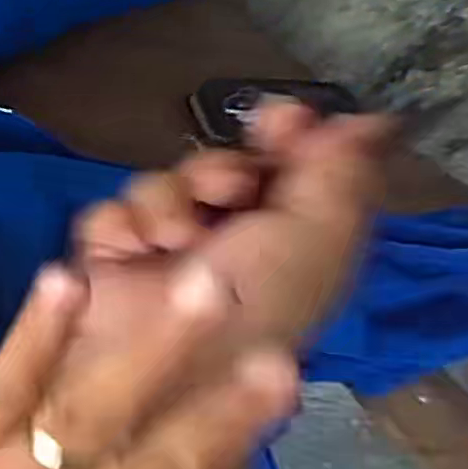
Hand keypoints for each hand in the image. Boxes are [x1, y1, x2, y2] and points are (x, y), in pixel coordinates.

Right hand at [73, 101, 391, 358]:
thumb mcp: (316, 238)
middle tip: (226, 190)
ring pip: (154, 185)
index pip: (283, 167)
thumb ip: (339, 173)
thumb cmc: (253, 302)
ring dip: (167, 204)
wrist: (159, 351)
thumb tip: (364, 120)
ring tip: (171, 241)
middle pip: (213, 167)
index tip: (278, 118)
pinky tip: (131, 250)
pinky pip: (105, 211)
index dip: (284, 136)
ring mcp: (156, 243)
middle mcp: (221, 234)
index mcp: (285, 234)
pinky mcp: (102, 250)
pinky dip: (119, 226)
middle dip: (219, 171)